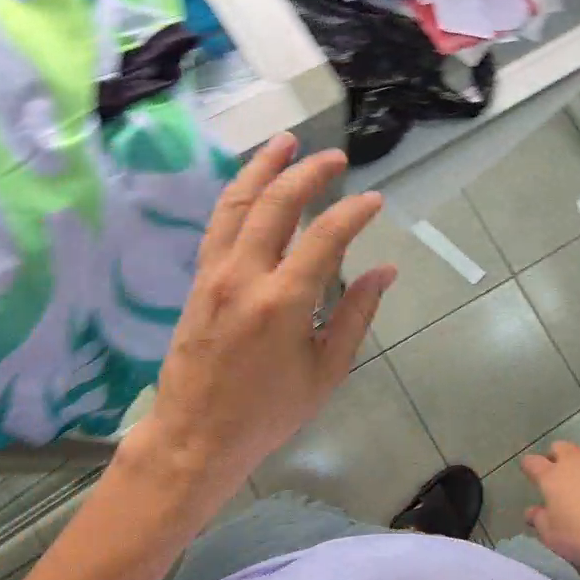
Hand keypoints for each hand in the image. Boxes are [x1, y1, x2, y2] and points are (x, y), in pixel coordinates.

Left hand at [129, 133, 395, 518]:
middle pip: (275, 205)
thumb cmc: (269, 411)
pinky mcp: (198, 280)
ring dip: (262, 168)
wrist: (194, 437)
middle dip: (307, 173)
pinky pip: (219, 224)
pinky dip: (239, 195)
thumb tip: (385, 269)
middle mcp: (244, 277)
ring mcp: (214, 275)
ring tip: (285, 142)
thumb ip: (356, 314)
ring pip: (237, 205)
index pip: (325, 237)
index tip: (374, 200)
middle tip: (335, 157)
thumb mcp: (327, 370)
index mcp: (282, 302)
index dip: (354, 212)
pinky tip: (254, 184)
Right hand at [521, 442, 579, 579]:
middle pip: (560, 448)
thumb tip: (533, 511)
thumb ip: (540, 519)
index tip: (528, 471)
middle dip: (556, 458)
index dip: (529, 466)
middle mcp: (576, 460)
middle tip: (558, 478)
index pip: (533, 462)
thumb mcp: (553, 536)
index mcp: (553, 475)